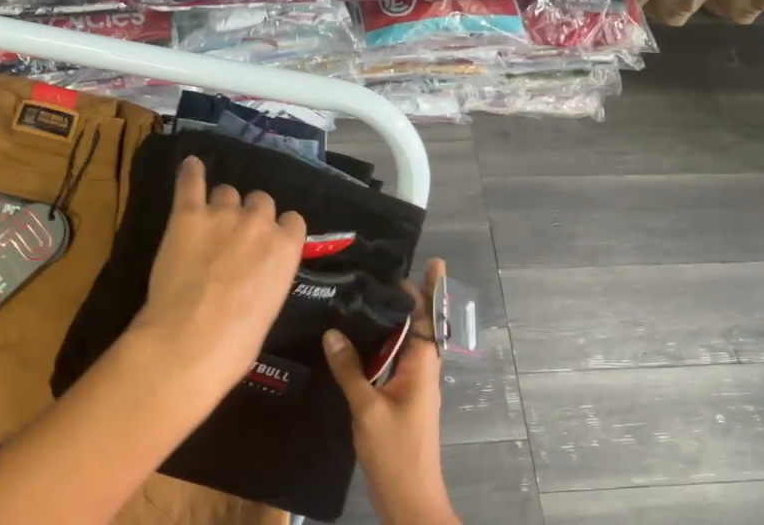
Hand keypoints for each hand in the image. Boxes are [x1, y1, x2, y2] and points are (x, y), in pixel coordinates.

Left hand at [127, 156, 306, 391]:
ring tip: (208, 223)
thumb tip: (254, 275)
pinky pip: (191, 181)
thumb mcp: (269, 308)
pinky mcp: (187, 214)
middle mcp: (259, 223)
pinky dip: (191, 173)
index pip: (293, 221)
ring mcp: (222, 214)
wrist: (189, 342)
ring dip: (221, 204)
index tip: (268, 244)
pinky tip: (190, 166)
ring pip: (227, 192)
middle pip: (260, 201)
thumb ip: (267, 277)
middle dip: (251, 216)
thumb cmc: (235, 343)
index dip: (279, 231)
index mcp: (286, 249)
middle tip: (235, 239)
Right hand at [322, 258, 459, 524]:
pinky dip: (377, 346)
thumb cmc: (396, 452)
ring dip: (389, 322)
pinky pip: (390, 362)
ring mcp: (411, 387)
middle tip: (380, 272)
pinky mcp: (399, 401)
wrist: (409, 501)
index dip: (431, 291)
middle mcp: (421, 372)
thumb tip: (332, 332)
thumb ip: (350, 369)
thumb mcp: (367, 408)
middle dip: (406, 299)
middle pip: (417, 327)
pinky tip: (353, 341)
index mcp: (422, 367)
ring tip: (363, 296)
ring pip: (402, 345)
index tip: (431, 262)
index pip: (430, 319)